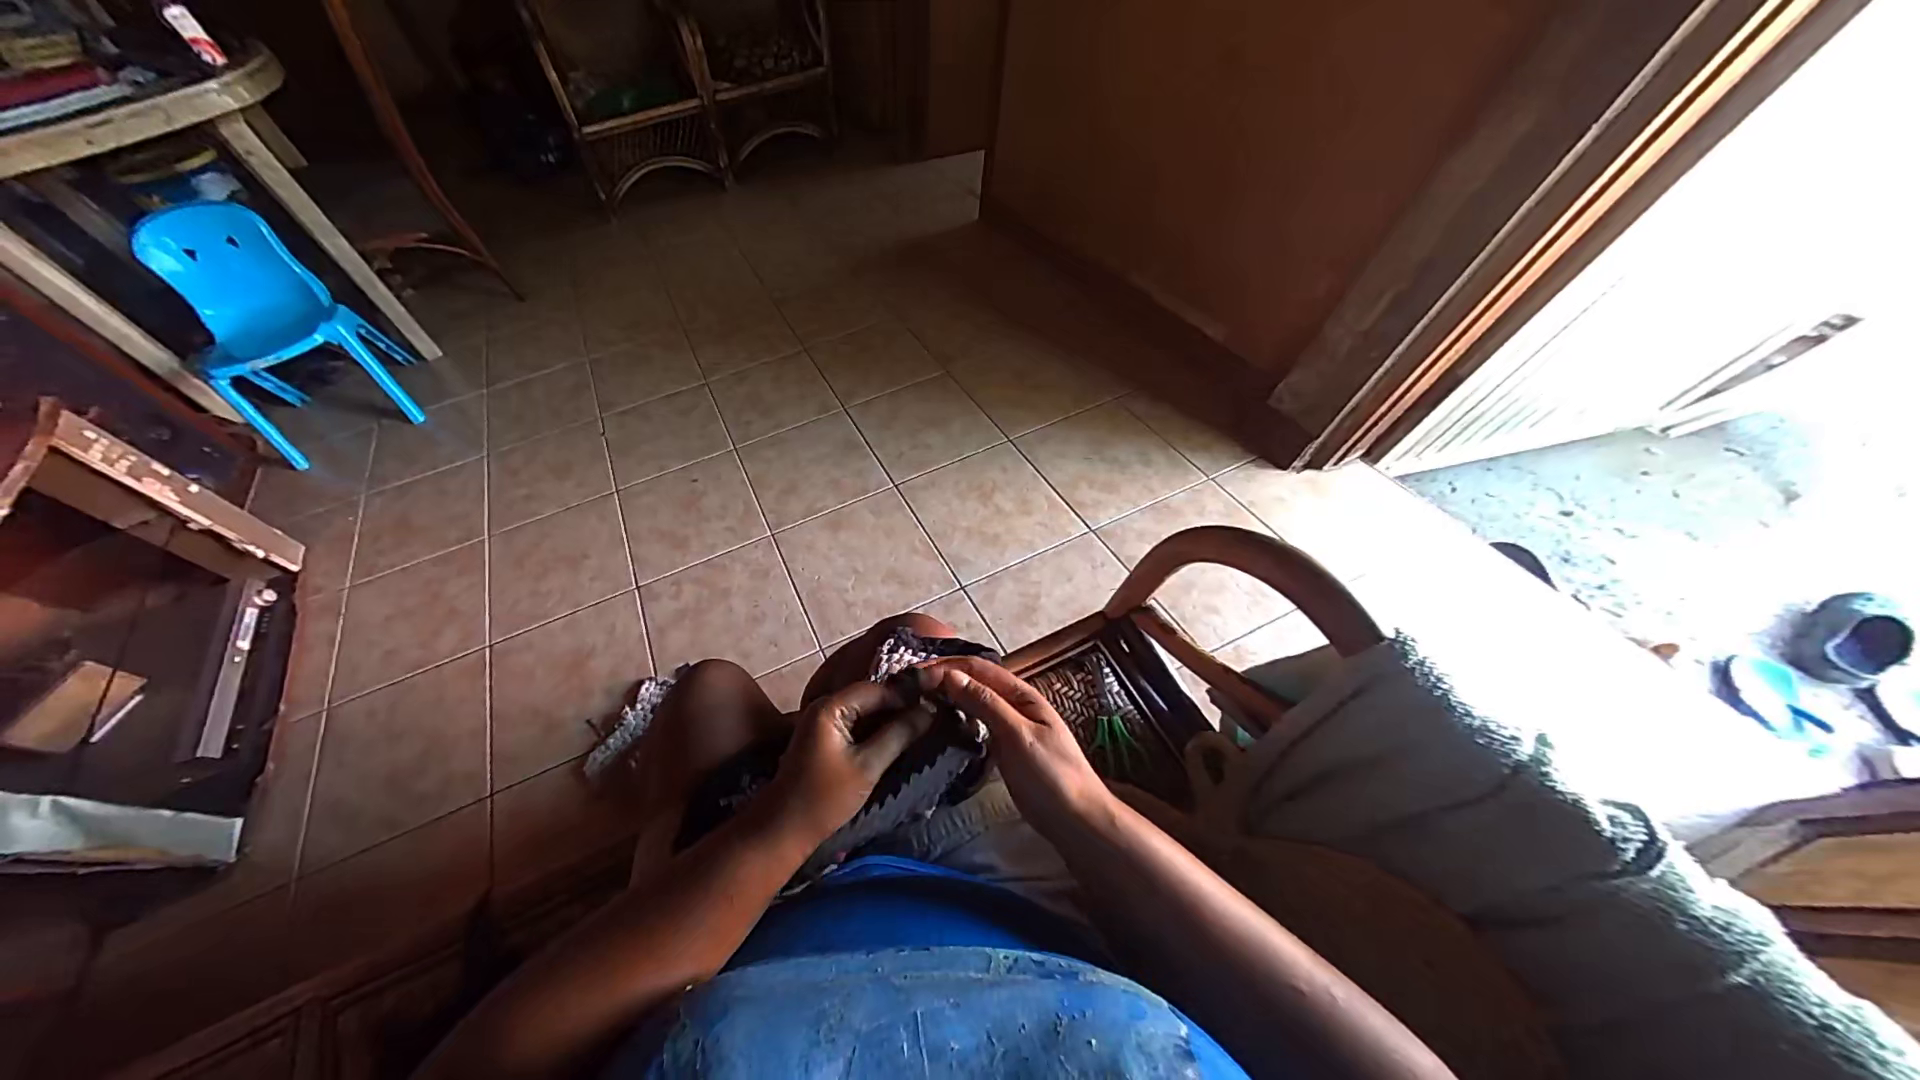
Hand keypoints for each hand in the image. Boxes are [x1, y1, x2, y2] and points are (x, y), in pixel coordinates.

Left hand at [766, 680, 933, 843]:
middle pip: (872, 697)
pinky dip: (878, 729)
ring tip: (923, 724)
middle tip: (934, 713)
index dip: (906, 695)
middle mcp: (825, 707)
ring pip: (867, 711)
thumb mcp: (868, 766)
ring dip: (892, 718)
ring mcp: (824, 722)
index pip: (877, 689)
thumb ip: (899, 734)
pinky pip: (858, 724)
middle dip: (901, 705)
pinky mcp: (826, 738)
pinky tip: (901, 737)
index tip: (936, 703)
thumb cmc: (824, 798)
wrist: (784, 829)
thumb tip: (929, 710)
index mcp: (830, 707)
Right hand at [914, 657, 1112, 837]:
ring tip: (917, 699)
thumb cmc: (1051, 776)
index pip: (977, 667)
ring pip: (974, 701)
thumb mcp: (1017, 735)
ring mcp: (1010, 726)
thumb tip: (950, 675)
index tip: (912, 675)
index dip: (945, 665)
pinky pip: (977, 723)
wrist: (1077, 821)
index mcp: (1021, 694)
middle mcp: (1014, 704)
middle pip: (974, 680)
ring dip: (949, 694)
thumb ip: (986, 703)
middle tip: (907, 686)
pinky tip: (942, 723)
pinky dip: (958, 716)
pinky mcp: (1005, 748)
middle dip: (943, 677)